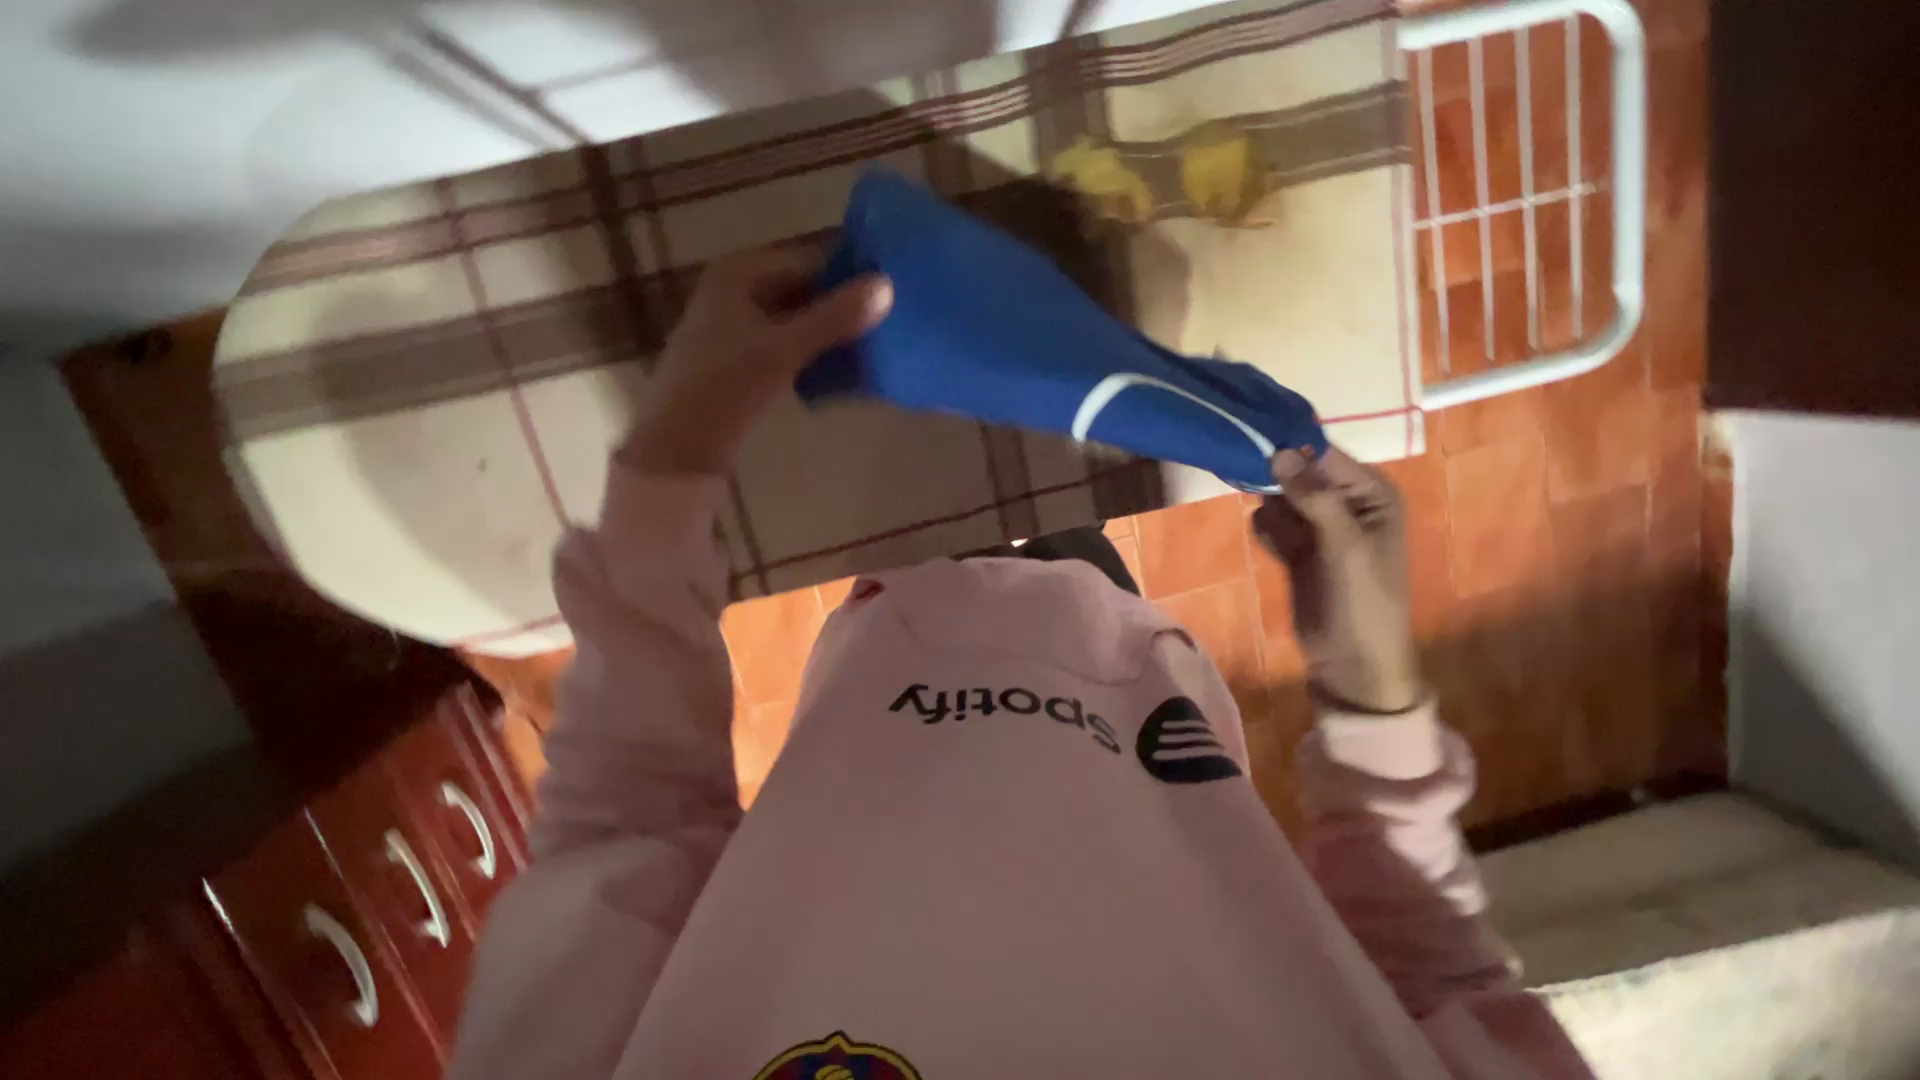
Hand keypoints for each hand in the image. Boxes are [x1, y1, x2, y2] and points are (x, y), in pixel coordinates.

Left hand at [617, 248, 892, 474]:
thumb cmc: (724, 388)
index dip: (849, 277)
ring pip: (797, 318)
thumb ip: (834, 317)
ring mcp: (736, 324)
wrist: (677, 448)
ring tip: (873, 347)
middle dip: (841, 307)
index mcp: (739, 272)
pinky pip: (787, 343)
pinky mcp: (740, 358)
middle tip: (889, 324)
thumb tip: (888, 285)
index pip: (809, 261)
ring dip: (830, 332)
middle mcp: (735, 289)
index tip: (891, 296)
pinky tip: (843, 370)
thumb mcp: (783, 349)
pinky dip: (813, 352)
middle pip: (803, 289)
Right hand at [1252, 448, 1421, 713]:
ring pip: (1280, 496)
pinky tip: (1274, 550)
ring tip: (1273, 528)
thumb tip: (1279, 450)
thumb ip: (1314, 496)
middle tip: (1243, 476)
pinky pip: (1272, 524)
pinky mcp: (1297, 549)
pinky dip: (1267, 531)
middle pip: (1297, 471)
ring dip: (1269, 507)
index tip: (1248, 437)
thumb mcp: (1346, 545)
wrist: (1354, 662)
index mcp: (1371, 493)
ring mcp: (1319, 527)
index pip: (1323, 453)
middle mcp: (1346, 502)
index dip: (1289, 445)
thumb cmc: (1364, 601)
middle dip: (1272, 475)